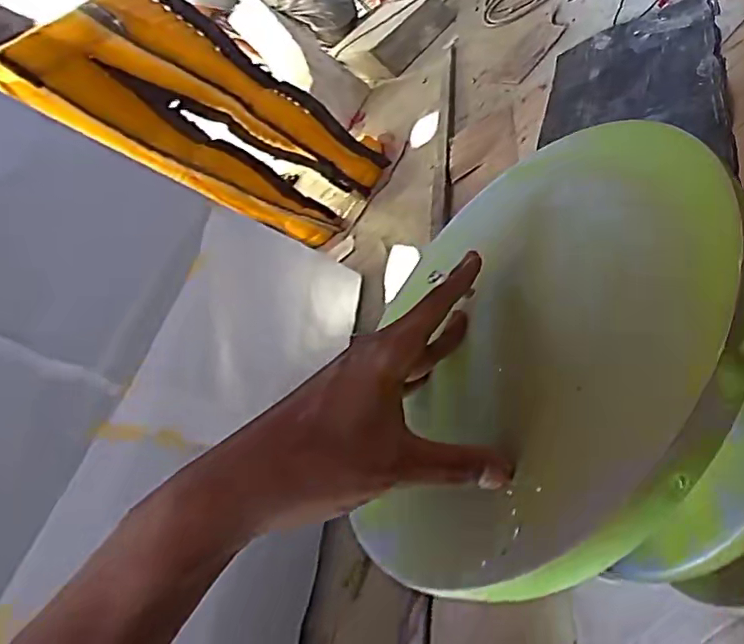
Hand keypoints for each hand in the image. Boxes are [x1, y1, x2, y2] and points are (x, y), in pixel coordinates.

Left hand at [171, 250, 512, 541]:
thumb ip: (452, 466)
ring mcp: (349, 377)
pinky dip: (410, 368)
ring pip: (400, 351)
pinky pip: (386, 370)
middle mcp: (368, 358)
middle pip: (416, 326)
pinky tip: (415, 386)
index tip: (474, 257)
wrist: (239, 486)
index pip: (431, 310)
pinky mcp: (336, 396)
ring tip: (455, 332)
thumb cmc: (320, 465)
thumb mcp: (394, 466)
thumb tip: (504, 470)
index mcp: (385, 358)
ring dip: (428, 341)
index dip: (457, 284)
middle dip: (446, 311)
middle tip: (472, 294)